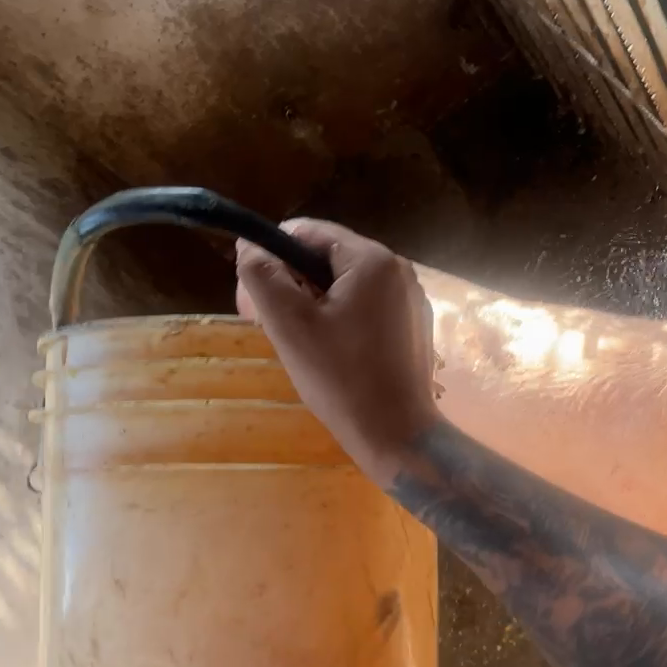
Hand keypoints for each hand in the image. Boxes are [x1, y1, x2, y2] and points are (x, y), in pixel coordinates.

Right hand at [235, 218, 440, 479]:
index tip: (253, 301)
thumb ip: (263, 275)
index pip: (307, 233)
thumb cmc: (340, 377)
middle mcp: (399, 270)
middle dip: (292, 286)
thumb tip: (251, 246)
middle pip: (327, 259)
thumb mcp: (289, 323)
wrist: (396, 434)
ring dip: (314, 305)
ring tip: (299, 345)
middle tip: (268, 327)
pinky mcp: (415, 327)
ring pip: (346, 286)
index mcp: (372, 259)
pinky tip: (332, 355)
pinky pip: (368, 308)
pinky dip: (342, 321)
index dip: (272, 259)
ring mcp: (412, 299)